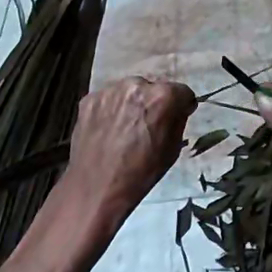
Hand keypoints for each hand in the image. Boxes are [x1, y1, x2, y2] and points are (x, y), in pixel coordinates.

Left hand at [65, 77, 197, 215]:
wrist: (97, 186)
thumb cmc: (141, 172)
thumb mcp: (173, 149)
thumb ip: (177, 120)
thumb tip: (177, 109)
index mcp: (162, 96)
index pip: (181, 91)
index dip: (181, 105)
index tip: (177, 115)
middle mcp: (136, 85)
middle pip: (152, 88)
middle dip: (153, 102)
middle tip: (147, 125)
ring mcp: (109, 90)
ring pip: (128, 92)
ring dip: (131, 104)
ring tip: (124, 128)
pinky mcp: (89, 99)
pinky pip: (107, 99)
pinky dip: (110, 110)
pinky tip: (107, 130)